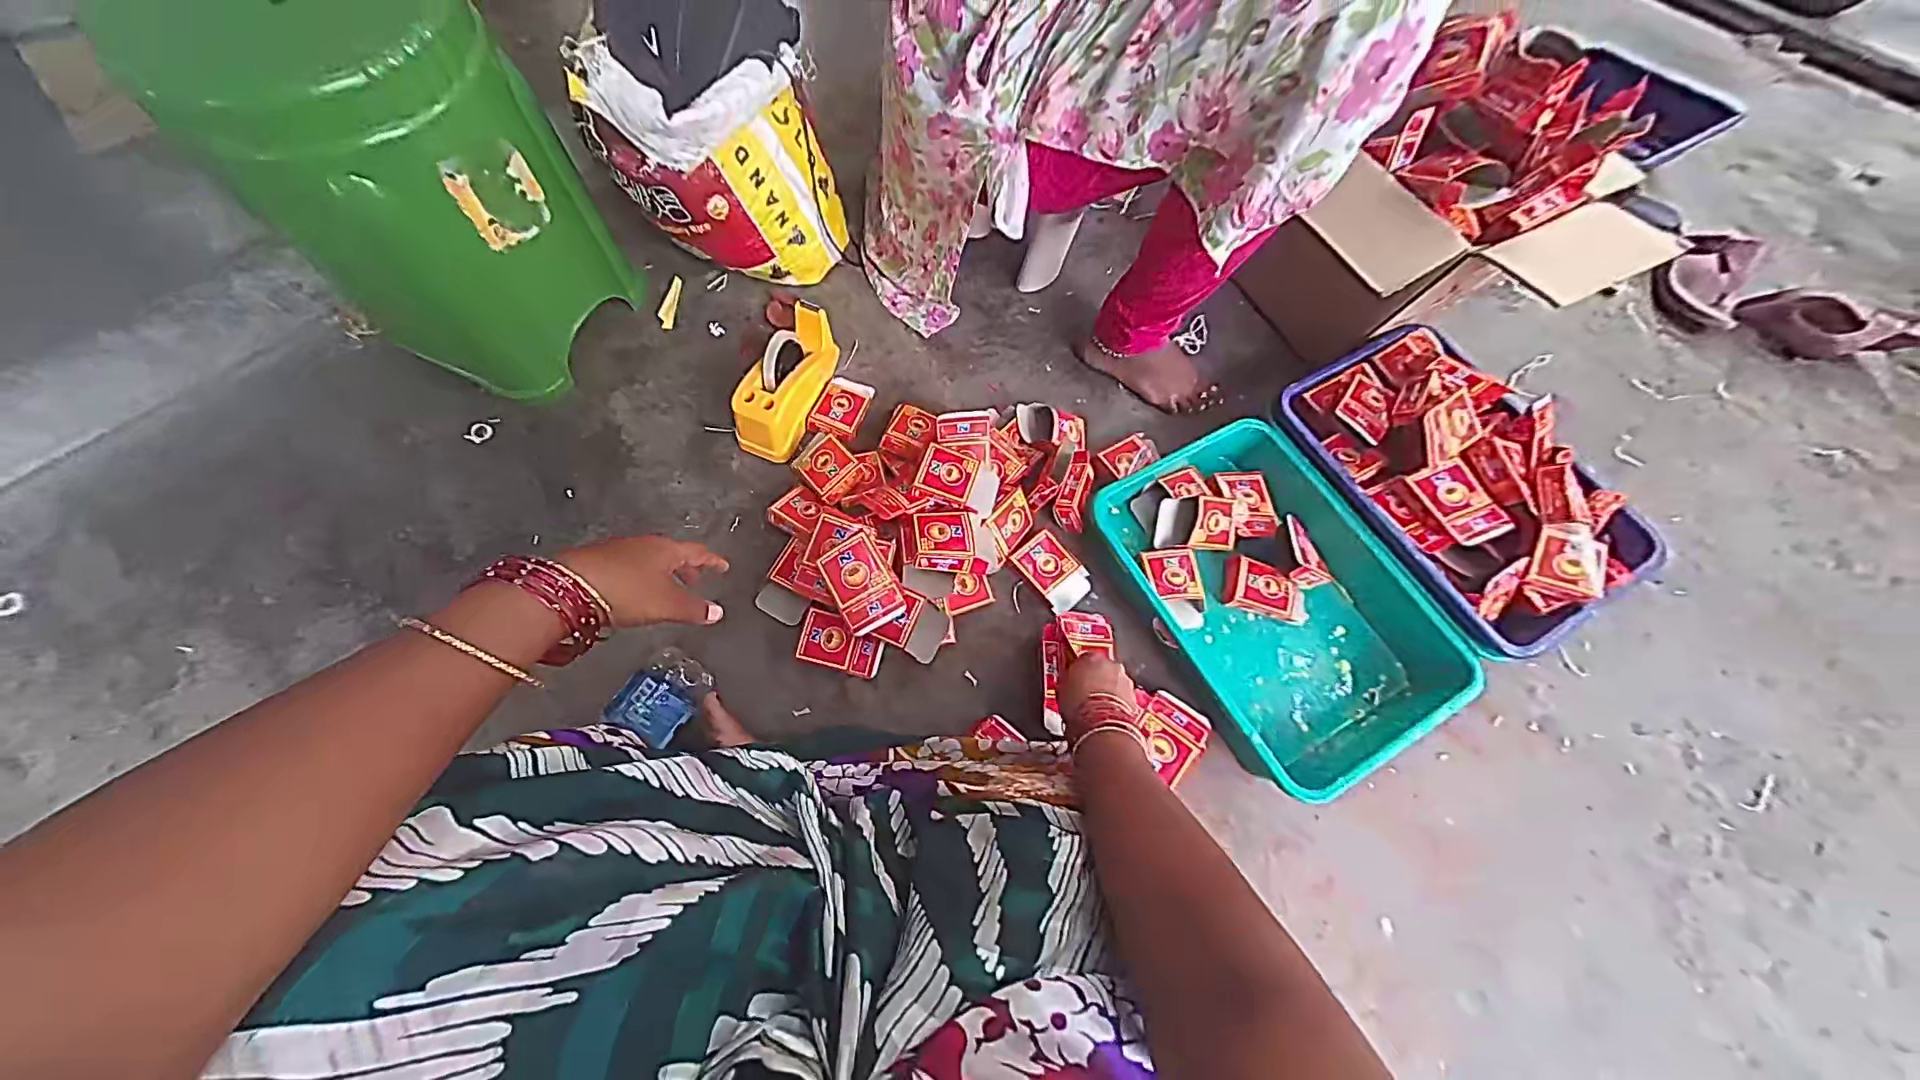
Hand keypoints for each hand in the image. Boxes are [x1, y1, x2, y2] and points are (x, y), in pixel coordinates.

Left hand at [556, 536, 728, 627]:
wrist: (569, 587)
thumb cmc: (628, 591)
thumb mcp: (668, 605)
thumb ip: (695, 609)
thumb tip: (717, 612)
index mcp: (667, 550)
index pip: (698, 553)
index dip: (712, 561)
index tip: (722, 565)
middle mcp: (644, 544)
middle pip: (672, 553)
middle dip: (685, 567)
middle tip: (695, 581)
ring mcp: (618, 549)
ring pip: (648, 558)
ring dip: (661, 572)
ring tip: (665, 589)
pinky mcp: (595, 560)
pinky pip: (628, 565)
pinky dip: (639, 575)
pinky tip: (633, 591)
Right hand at [1058, 654, 1137, 741]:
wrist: (1101, 723)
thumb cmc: (1079, 705)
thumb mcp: (1063, 690)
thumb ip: (1068, 681)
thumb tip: (1067, 684)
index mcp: (1090, 657)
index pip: (1083, 658)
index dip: (1078, 670)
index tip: (1075, 679)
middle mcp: (1110, 664)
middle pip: (1102, 668)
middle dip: (1096, 679)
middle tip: (1087, 692)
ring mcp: (1124, 679)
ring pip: (1115, 681)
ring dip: (1108, 690)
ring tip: (1097, 705)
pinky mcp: (1134, 696)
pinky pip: (1123, 695)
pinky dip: (1117, 701)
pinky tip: (1108, 712)